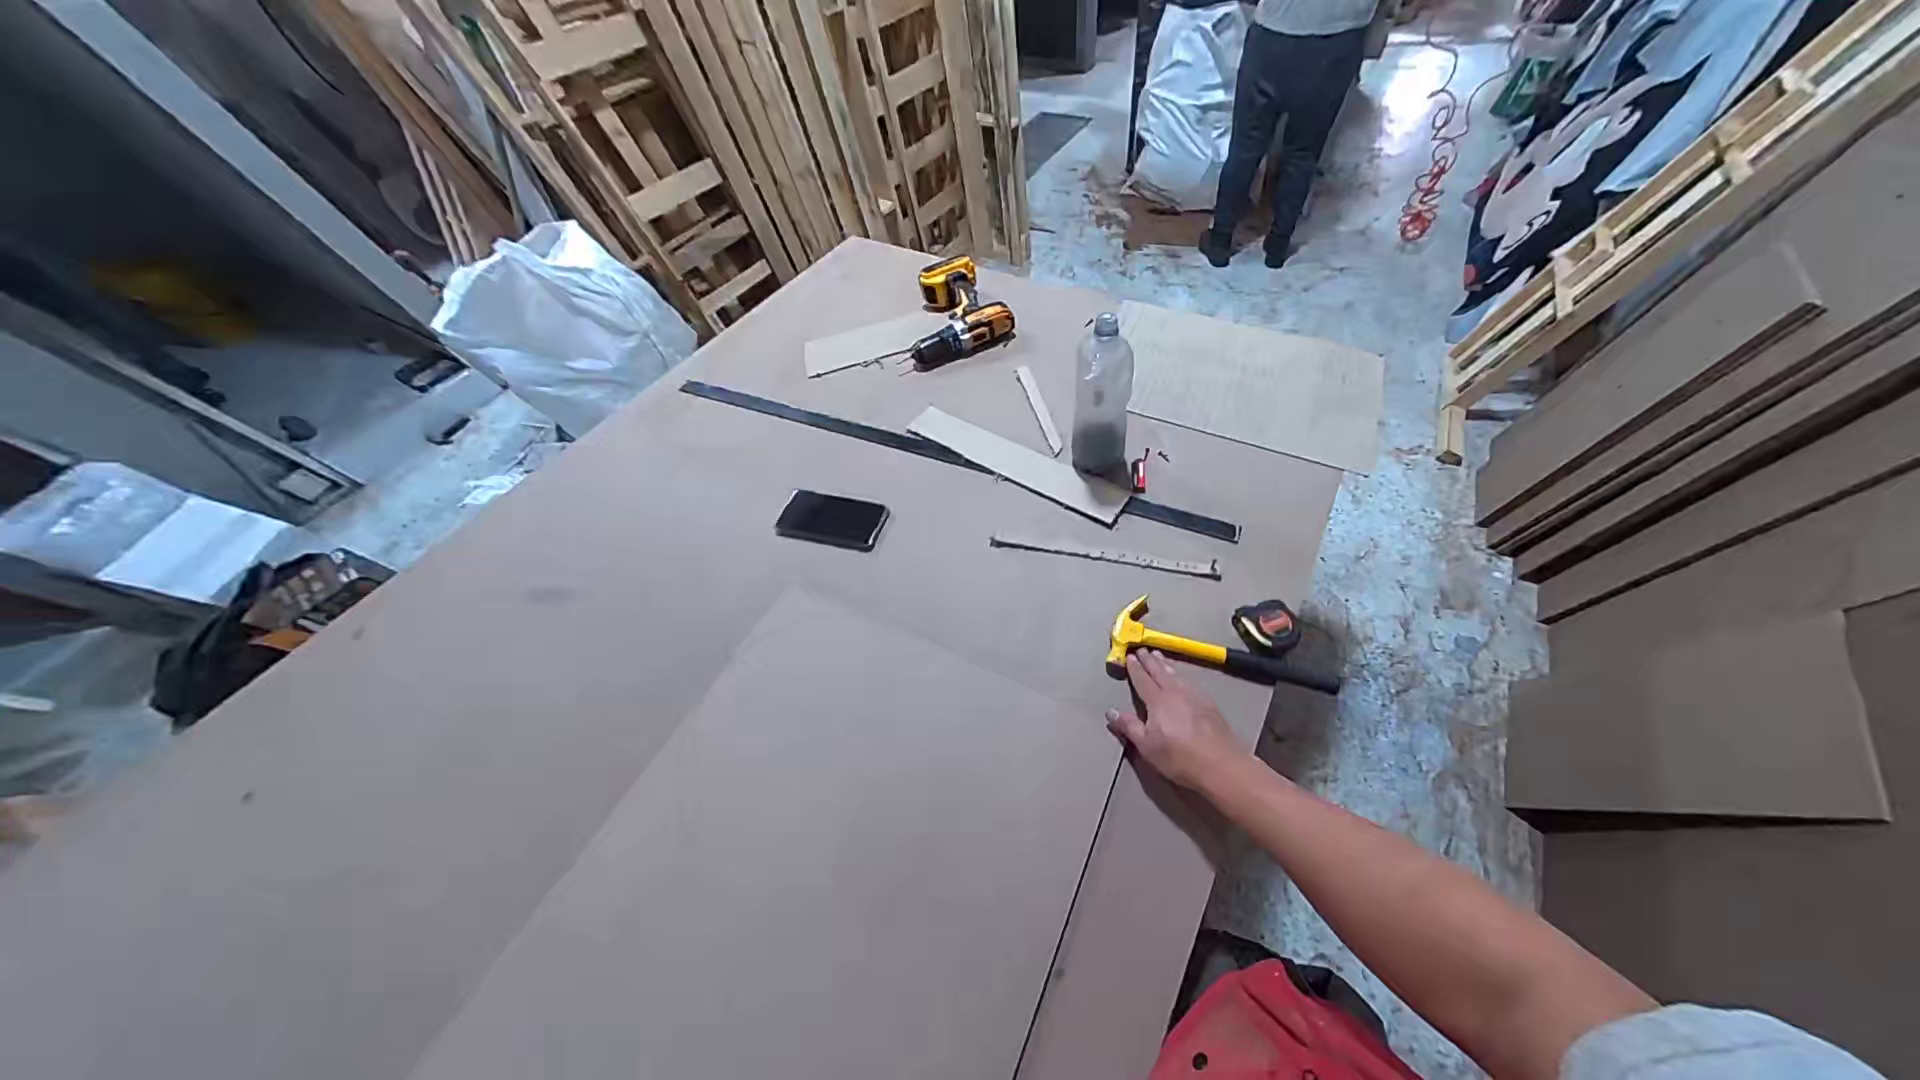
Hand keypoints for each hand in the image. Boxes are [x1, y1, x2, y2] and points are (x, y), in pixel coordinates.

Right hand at [1106, 650, 1246, 791]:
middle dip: (1150, 661)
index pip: (1143, 680)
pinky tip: (1182, 679)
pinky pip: (1190, 682)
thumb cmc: (1179, 758)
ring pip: (1176, 675)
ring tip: (1160, 657)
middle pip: (1160, 672)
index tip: (1129, 657)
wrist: (1221, 764)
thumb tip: (1111, 712)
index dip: (1135, 668)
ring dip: (1166, 665)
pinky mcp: (1209, 704)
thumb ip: (1129, 726)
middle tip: (1143, 650)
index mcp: (1158, 701)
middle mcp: (1176, 693)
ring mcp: (1195, 696)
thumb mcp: (1147, 746)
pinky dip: (1181, 676)